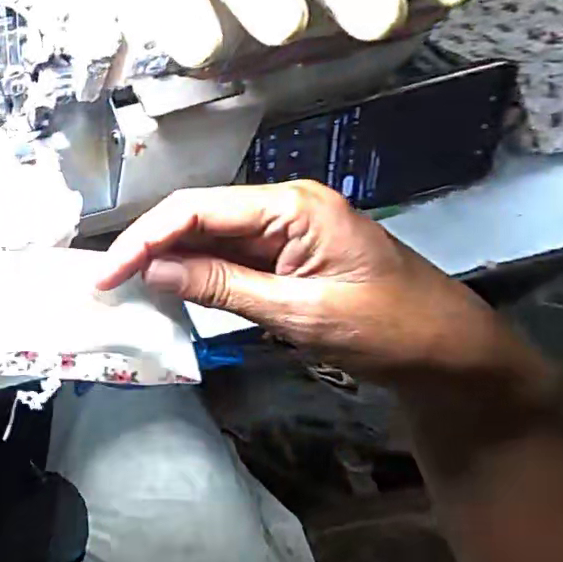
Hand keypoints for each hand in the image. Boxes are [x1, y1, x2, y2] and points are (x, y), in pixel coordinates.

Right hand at [97, 181, 552, 391]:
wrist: (454, 355)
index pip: (196, 210)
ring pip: (204, 235)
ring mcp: (281, 229)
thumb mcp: (300, 312)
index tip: (109, 272)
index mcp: (291, 206)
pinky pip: (224, 256)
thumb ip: (221, 286)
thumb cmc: (391, 330)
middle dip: (147, 246)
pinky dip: (191, 272)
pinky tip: (165, 287)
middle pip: (194, 216)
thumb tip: (150, 272)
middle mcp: (280, 206)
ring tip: (124, 284)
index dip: (145, 239)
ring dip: (164, 258)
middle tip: (107, 280)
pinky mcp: (281, 253)